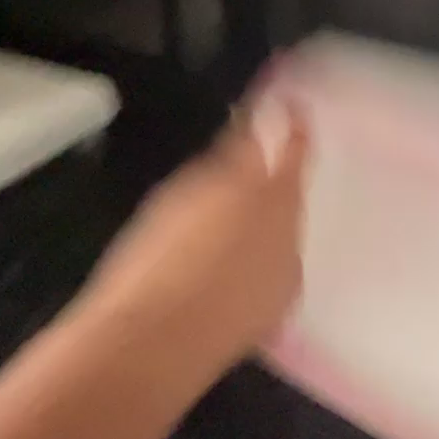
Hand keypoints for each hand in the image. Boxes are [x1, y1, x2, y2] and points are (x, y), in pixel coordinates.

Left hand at [69, 100, 310, 384]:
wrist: (149, 335)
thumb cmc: (239, 306)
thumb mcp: (286, 277)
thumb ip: (284, 242)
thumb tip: (275, 235)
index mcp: (277, 192)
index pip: (291, 142)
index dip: (294, 120)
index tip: (294, 103)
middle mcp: (229, 181)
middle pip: (243, 146)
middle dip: (253, 146)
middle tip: (264, 154)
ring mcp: (182, 196)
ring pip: (210, 175)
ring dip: (220, 186)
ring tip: (229, 217)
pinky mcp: (145, 220)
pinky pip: (181, 206)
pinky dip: (192, 217)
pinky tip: (195, 251)